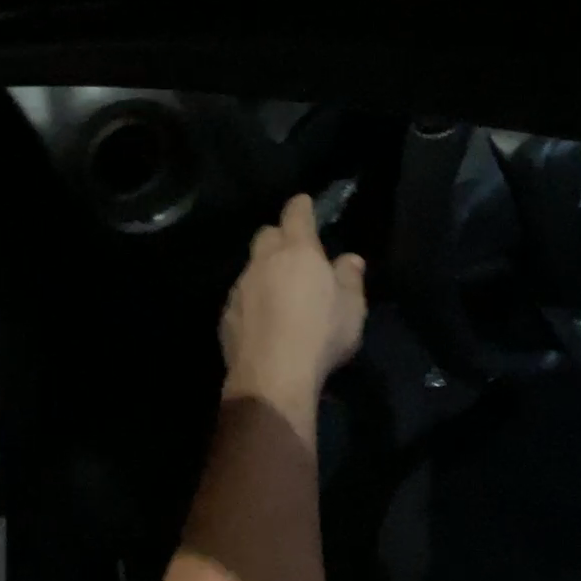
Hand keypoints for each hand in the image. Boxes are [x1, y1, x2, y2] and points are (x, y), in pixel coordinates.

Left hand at [220, 194, 366, 411]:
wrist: (272, 378)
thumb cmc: (321, 335)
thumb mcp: (352, 308)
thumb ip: (350, 278)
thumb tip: (350, 259)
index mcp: (298, 250)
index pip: (296, 214)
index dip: (302, 206)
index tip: (304, 203)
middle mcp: (263, 261)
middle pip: (266, 234)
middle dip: (279, 236)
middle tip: (294, 251)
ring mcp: (240, 288)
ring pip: (251, 267)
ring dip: (264, 271)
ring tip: (280, 292)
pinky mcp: (227, 315)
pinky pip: (241, 297)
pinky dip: (253, 300)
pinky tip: (264, 320)